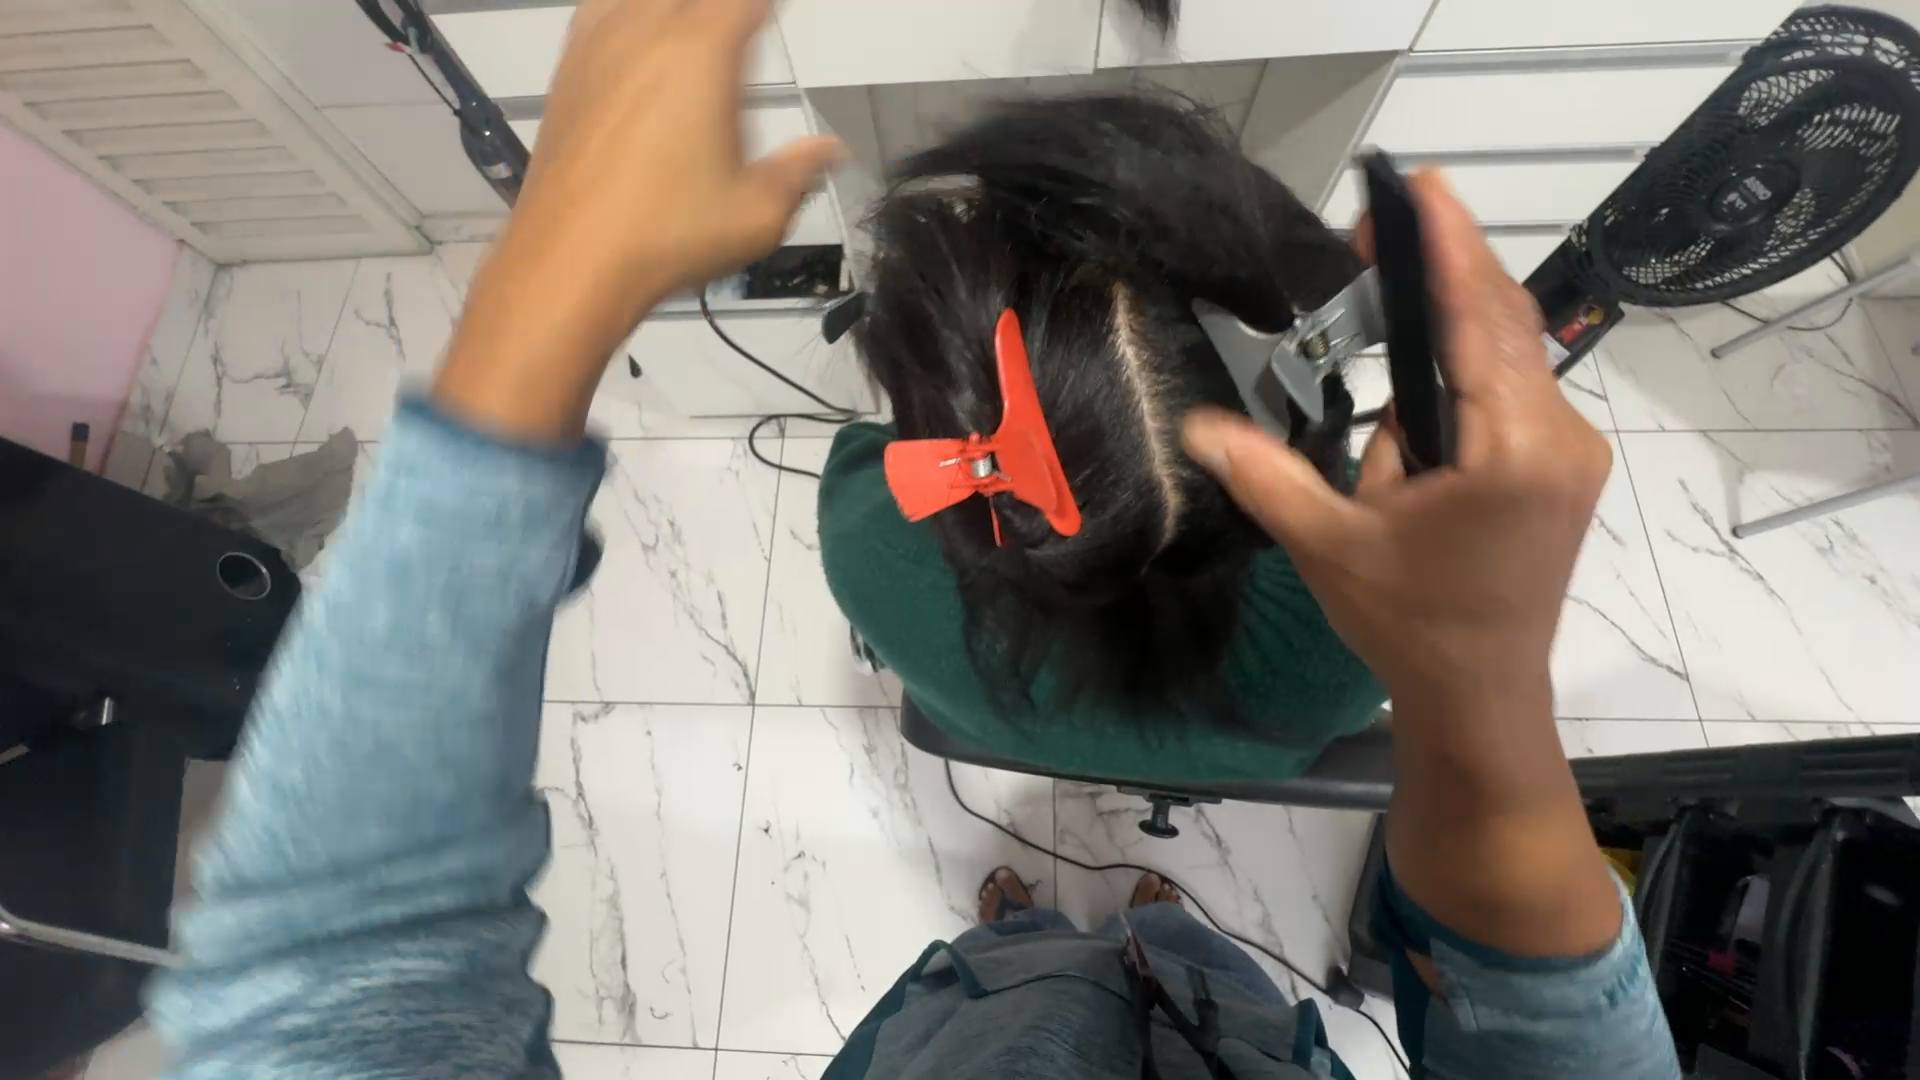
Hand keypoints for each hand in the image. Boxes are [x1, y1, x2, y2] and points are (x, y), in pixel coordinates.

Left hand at [499, 0, 843, 314]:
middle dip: (725, 9)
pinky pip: (602, 10)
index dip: (767, 6)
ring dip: (677, 11)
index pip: (744, 1)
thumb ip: (800, 172)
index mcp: (701, 54)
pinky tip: (640, 31)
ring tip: (697, 24)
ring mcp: (599, 44)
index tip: (775, 12)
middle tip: (743, 22)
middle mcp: (645, 31)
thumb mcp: (759, 215)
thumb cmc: (667, 235)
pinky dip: (630, 12)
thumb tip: (829, 150)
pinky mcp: (569, 71)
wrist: (577, 257)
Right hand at [1181, 171, 1610, 707]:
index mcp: (1508, 450)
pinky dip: (1455, 386)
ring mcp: (1567, 453)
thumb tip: (1194, 426)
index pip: (1476, 324)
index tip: (1423, 189)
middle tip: (1378, 241)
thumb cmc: (1406, 621)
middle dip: (1440, 280)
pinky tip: (1409, 423)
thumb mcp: (1325, 543)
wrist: (1476, 689)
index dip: (1449, 250)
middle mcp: (1557, 437)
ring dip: (1433, 362)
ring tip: (1382, 436)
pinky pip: (1507, 397)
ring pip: (1502, 365)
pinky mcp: (1557, 469)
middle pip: (1498, 329)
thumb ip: (1262, 475)